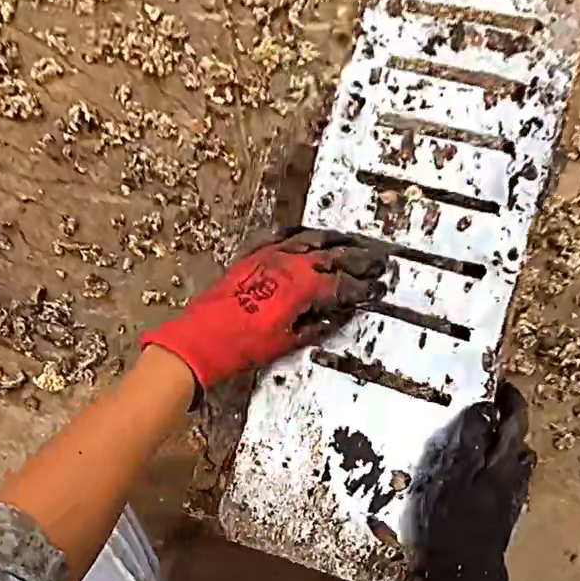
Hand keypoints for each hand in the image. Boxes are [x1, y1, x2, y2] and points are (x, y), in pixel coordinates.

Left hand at [142, 227, 392, 390]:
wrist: (201, 340)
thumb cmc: (240, 346)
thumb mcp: (286, 343)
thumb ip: (314, 326)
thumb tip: (335, 318)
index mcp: (304, 287)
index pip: (343, 283)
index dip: (364, 287)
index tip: (378, 288)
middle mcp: (290, 264)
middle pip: (333, 255)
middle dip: (359, 259)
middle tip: (378, 261)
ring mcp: (268, 257)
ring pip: (309, 240)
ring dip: (333, 241)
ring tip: (350, 243)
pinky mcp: (249, 258)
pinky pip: (276, 237)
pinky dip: (294, 234)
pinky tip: (302, 234)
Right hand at [417, 380, 535, 580]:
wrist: (467, 572)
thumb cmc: (454, 526)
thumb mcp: (452, 481)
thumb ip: (470, 446)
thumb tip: (484, 410)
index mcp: (502, 465)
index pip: (516, 422)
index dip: (511, 401)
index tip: (500, 384)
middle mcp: (514, 477)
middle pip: (517, 441)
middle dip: (505, 423)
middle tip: (480, 411)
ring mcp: (511, 496)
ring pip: (513, 460)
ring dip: (500, 444)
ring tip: (475, 439)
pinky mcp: (503, 510)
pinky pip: (504, 477)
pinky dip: (493, 465)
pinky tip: (473, 472)